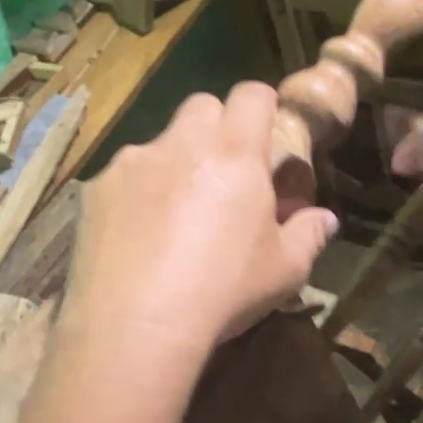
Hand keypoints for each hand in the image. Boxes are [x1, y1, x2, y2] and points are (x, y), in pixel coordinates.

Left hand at [69, 83, 339, 359]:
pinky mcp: (97, 189)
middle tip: (225, 172)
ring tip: (176, 213)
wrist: (134, 328)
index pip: (252, 94)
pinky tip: (137, 237)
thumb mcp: (285, 271)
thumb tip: (325, 218)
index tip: (266, 135)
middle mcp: (182, 143)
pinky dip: (137, 193)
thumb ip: (309, 234)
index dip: (262, 106)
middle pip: (203, 106)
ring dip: (176, 161)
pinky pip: (124, 175)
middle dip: (218, 127)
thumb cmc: (223, 292)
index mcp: (235, 152)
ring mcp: (133, 162)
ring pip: (161, 141)